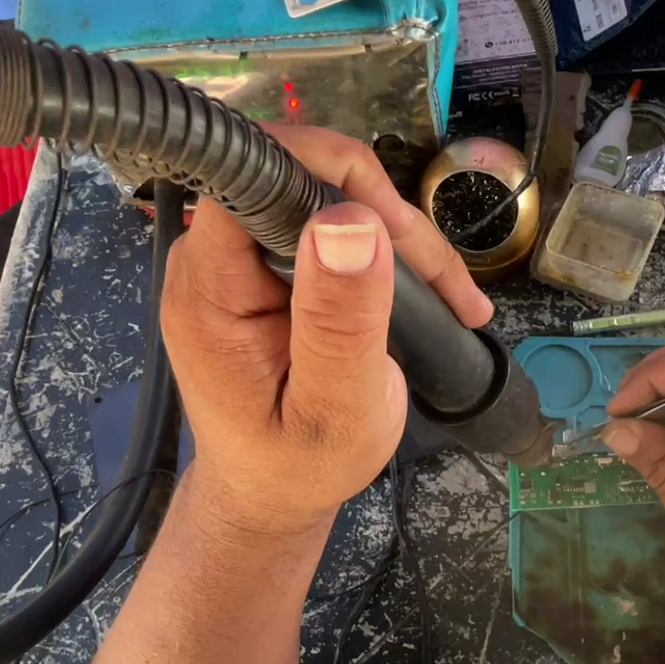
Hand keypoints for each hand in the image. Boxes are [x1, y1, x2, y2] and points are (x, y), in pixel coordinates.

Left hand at [159, 125, 492, 533]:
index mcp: (212, 290)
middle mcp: (215, 263)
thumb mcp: (333, 409)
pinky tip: (433, 293)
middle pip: (299, 182)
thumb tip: (348, 221)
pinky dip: (386, 255)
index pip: (249, 177)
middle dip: (382, 216)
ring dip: (396, 239)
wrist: (273, 493)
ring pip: (325, 203)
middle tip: (442, 280)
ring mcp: (241, 266)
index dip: (322, 170)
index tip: (391, 219)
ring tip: (453, 296)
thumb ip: (339, 323)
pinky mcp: (268, 276)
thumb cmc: (299, 467)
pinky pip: (329, 233)